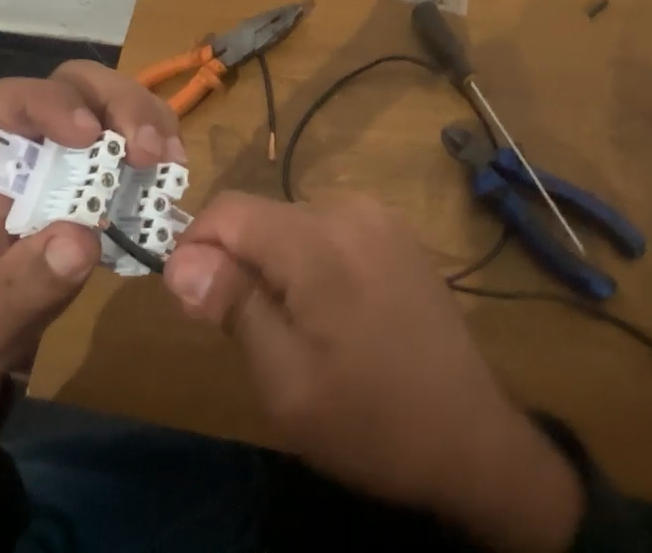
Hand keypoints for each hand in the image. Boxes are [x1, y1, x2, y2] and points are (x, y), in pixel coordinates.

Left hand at [0, 60, 183, 440]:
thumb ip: (22, 284)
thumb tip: (80, 239)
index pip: (9, 103)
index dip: (50, 100)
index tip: (90, 134)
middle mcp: (32, 159)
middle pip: (75, 88)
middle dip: (120, 103)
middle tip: (151, 151)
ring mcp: (69, 174)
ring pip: (110, 109)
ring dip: (148, 120)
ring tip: (171, 161)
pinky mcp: (97, 198)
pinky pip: (131, 153)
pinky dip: (159, 154)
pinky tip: (173, 181)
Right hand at [162, 193, 584, 552]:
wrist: (471, 441)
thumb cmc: (369, 419)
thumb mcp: (285, 378)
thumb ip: (233, 306)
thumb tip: (180, 260)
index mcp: (319, 241)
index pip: (229, 210)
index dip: (196, 248)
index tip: (193, 303)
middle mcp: (352, 211)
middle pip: (263, 217)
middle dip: (238, 262)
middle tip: (244, 333)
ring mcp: (384, 222)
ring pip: (295, 224)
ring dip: (275, 265)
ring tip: (291, 330)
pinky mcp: (402, 239)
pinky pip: (333, 234)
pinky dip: (311, 264)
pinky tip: (332, 316)